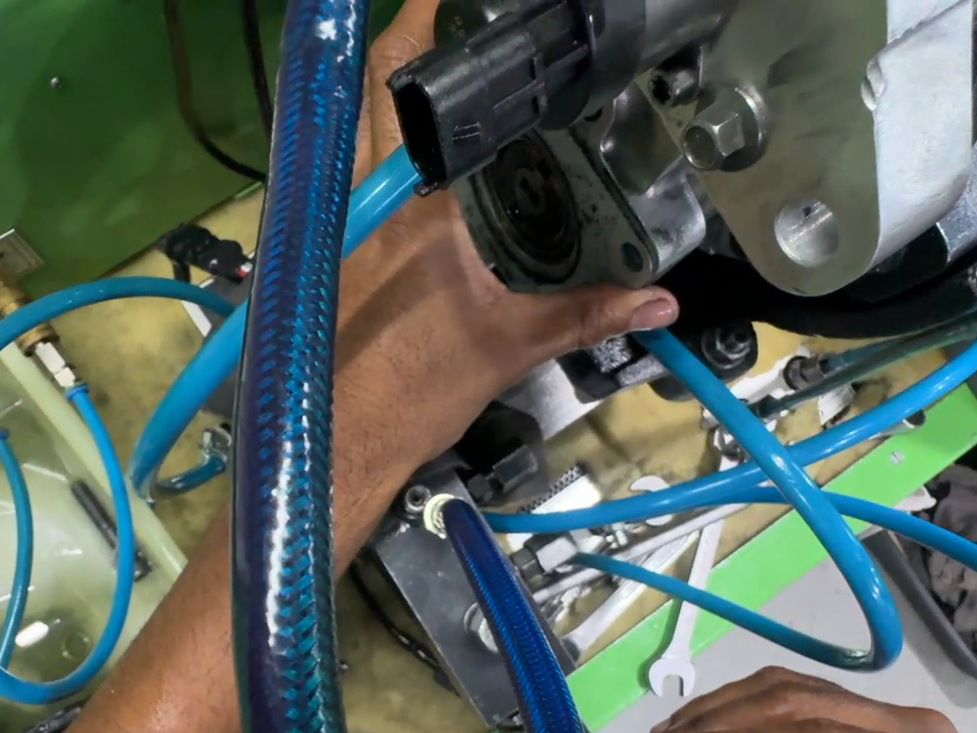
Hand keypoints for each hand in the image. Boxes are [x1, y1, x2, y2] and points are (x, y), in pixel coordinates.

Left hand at [329, 0, 678, 465]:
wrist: (345, 444)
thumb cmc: (418, 395)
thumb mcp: (509, 348)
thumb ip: (586, 314)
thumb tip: (659, 301)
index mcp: (418, 210)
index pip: (415, 93)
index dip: (431, 31)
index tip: (459, 1)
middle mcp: (363, 200)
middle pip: (370, 90)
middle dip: (406, 45)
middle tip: (450, 24)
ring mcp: (331, 223)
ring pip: (346, 128)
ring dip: (383, 96)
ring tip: (434, 85)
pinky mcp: (318, 252)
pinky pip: (338, 176)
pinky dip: (368, 150)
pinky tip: (402, 162)